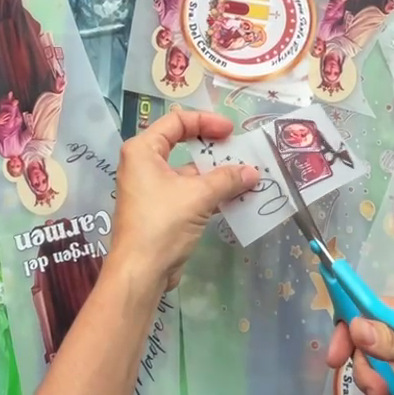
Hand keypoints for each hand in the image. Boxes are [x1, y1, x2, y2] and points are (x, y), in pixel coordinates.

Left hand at [109, 109, 257, 291]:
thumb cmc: (162, 223)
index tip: (231, 130)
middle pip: (182, 144)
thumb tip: (253, 172)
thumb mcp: (198, 196)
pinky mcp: (160, 210)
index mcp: (143, 150)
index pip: (176, 122)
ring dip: (215, 174)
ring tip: (245, 177)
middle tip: (238, 151)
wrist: (140, 272)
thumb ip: (227, 179)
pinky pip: (188, 192)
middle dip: (213, 148)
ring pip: (188, 172)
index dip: (205, 121)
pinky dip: (209, 193)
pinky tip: (234, 199)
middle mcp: (144, 164)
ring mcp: (151, 188)